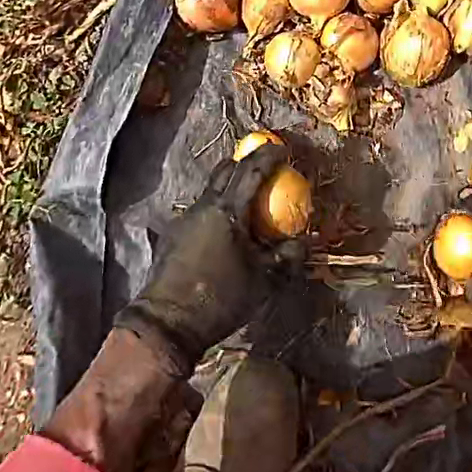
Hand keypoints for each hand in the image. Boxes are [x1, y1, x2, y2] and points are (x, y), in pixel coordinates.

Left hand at [113, 144, 299, 377]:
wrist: (169, 322)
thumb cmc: (221, 298)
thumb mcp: (264, 281)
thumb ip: (287, 257)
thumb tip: (302, 243)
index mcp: (227, 211)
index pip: (251, 170)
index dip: (269, 156)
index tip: (283, 149)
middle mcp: (203, 207)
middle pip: (225, 171)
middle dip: (246, 164)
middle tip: (266, 170)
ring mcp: (185, 220)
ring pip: (211, 191)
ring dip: (230, 188)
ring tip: (249, 204)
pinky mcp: (174, 235)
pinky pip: (201, 211)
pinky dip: (218, 210)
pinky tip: (227, 231)